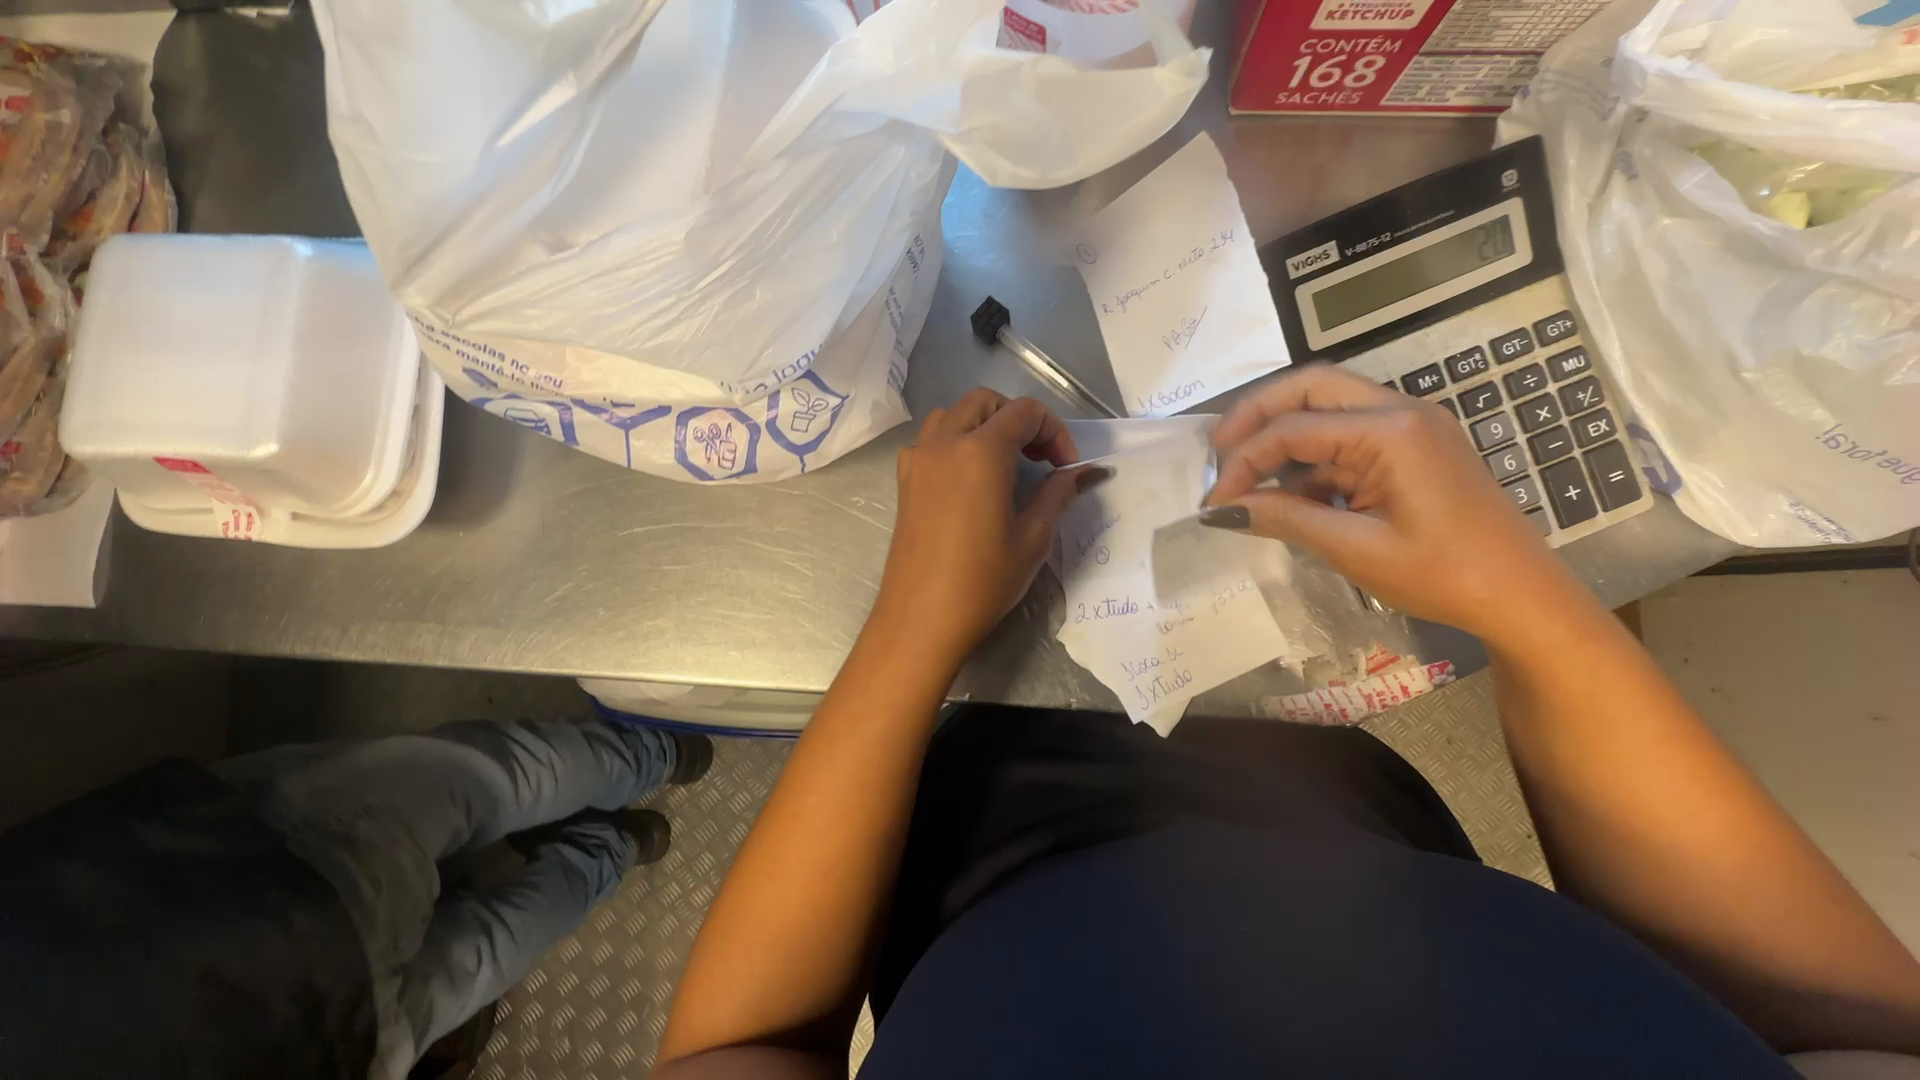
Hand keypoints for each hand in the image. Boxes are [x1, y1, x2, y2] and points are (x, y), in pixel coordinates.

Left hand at [872, 389, 1106, 664]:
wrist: (921, 619)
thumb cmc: (983, 581)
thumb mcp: (1033, 537)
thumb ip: (1057, 493)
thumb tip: (1084, 472)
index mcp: (979, 451)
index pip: (1024, 412)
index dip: (1054, 431)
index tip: (1066, 466)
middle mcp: (943, 443)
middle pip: (986, 402)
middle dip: (1019, 420)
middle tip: (1040, 459)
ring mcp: (917, 460)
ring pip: (954, 415)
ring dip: (985, 425)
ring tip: (1008, 464)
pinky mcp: (905, 481)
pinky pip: (933, 440)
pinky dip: (958, 442)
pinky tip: (974, 481)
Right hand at [1205, 364, 1586, 644]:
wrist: (1521, 596)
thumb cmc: (1442, 574)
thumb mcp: (1355, 548)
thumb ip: (1286, 518)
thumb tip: (1222, 511)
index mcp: (1391, 430)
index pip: (1294, 428)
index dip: (1244, 461)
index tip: (1214, 501)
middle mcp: (1400, 411)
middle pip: (1310, 388)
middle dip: (1257, 417)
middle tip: (1219, 454)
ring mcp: (1410, 425)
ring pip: (1327, 407)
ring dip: (1284, 436)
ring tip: (1248, 479)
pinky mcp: (1411, 447)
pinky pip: (1348, 436)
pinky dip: (1312, 458)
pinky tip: (1292, 494)